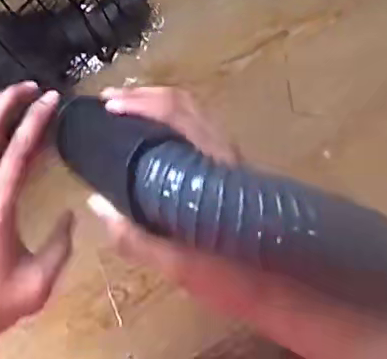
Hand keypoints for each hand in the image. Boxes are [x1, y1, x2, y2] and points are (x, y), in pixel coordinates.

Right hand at [90, 87, 269, 320]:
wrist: (289, 291)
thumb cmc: (234, 277)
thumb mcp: (180, 265)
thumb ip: (136, 238)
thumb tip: (97, 204)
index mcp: (211, 162)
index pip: (174, 112)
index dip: (139, 103)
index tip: (107, 106)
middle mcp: (222, 148)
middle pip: (182, 101)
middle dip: (143, 95)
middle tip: (108, 100)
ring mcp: (229, 154)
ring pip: (191, 109)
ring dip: (156, 102)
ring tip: (124, 108)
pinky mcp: (229, 164)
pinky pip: (195, 123)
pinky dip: (168, 116)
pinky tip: (151, 134)